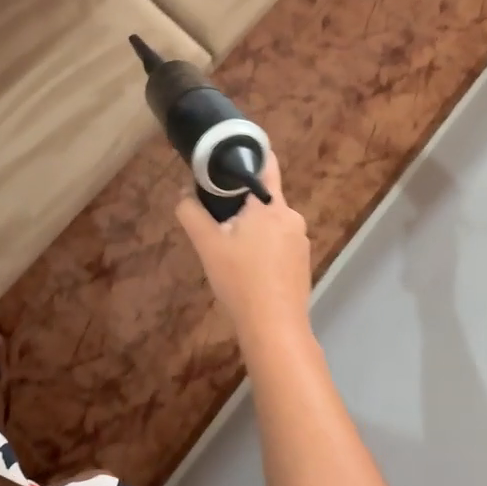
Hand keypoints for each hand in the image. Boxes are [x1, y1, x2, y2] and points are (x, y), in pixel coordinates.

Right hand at [176, 152, 313, 350]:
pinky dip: (263, 248)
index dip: (246, 157)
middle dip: (240, 204)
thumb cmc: (241, 280)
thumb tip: (184, 193)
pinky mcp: (302, 263)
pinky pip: (279, 243)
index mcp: (271, 205)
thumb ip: (191, 212)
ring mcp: (301, 241)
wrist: (274, 328)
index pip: (266, 164)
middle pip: (262, 198)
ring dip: (251, 229)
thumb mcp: (207, 244)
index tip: (225, 161)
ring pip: (270, 223)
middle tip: (217, 220)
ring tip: (230, 250)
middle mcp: (292, 217)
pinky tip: (247, 269)